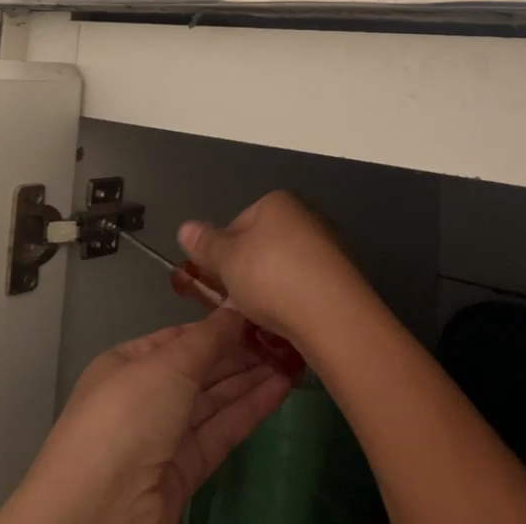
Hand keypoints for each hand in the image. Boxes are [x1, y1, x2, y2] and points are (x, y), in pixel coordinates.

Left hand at [0, 310, 289, 523]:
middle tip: (285, 334)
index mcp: (127, 365)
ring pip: (214, 401)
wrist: (99, 513)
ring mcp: (163, 439)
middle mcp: (144, 399)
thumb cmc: (125, 419)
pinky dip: (249, 410)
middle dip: (241, 352)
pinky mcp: (184, 473)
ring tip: (293, 358)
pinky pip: (221, 432)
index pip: (180, 337)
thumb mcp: (167, 364)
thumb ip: (208, 337)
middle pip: (200, 369)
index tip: (260, 311)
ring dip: (252, 379)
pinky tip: (279, 389)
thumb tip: (237, 307)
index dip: (219, 326)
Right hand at [177, 191, 377, 351]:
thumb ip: (206, 244)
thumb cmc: (271, 276)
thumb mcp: (227, 260)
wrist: (332, 312)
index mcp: (277, 202)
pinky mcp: (340, 277)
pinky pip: (304, 287)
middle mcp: (305, 216)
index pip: (236, 224)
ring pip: (282, 269)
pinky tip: (284, 323)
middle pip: (261, 246)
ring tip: (257, 318)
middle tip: (232, 303)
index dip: (220, 255)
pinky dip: (292, 302)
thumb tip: (185, 227)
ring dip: (267, 291)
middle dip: (244, 274)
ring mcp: (326, 246)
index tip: (216, 282)